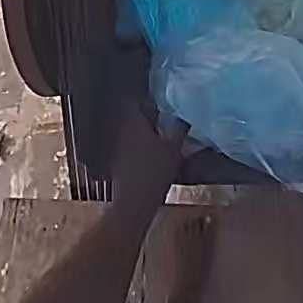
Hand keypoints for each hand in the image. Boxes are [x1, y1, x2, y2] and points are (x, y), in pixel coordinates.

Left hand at [108, 99, 187, 225]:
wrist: (135, 201)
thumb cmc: (155, 171)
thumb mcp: (174, 148)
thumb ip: (179, 128)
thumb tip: (184, 113)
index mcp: (134, 122)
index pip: (136, 102)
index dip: (149, 101)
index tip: (163, 104)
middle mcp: (122, 131)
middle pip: (133, 117)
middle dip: (149, 117)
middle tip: (166, 121)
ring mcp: (117, 146)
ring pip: (131, 132)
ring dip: (144, 133)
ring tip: (162, 139)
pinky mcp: (117, 161)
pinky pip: (130, 146)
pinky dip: (140, 147)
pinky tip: (153, 156)